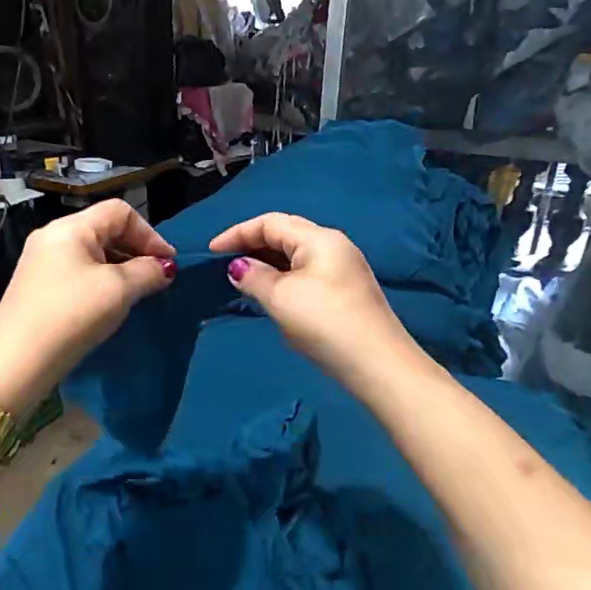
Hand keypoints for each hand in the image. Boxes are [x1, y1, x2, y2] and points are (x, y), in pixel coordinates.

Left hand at [0, 200, 176, 413]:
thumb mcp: (118, 291)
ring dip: (118, 267)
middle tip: (155, 280)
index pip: (118, 212)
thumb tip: (163, 267)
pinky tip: (107, 304)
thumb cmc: (71, 316)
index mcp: (68, 227)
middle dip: (134, 250)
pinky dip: (99, 280)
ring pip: (90, 252)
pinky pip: (76, 271)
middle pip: (103, 228)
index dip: (149, 233)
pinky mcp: (36, 285)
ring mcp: (39, 261)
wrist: (17, 361)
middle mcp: (50, 236)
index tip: (167, 264)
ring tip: (136, 294)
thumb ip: (147, 272)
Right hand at [209, 213, 422, 382]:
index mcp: (319, 239)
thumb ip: (252, 276)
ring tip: (242, 277)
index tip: (212, 251)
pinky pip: (304, 270)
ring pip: (294, 253)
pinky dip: (281, 274)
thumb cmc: (324, 323)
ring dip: (265, 261)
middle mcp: (333, 246)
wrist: (379, 366)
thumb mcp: (279, 298)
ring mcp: (342, 268)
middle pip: (284, 233)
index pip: (270, 223)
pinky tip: (270, 292)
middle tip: (224, 262)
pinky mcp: (345, 290)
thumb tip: (237, 267)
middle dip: (251, 244)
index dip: (237, 233)